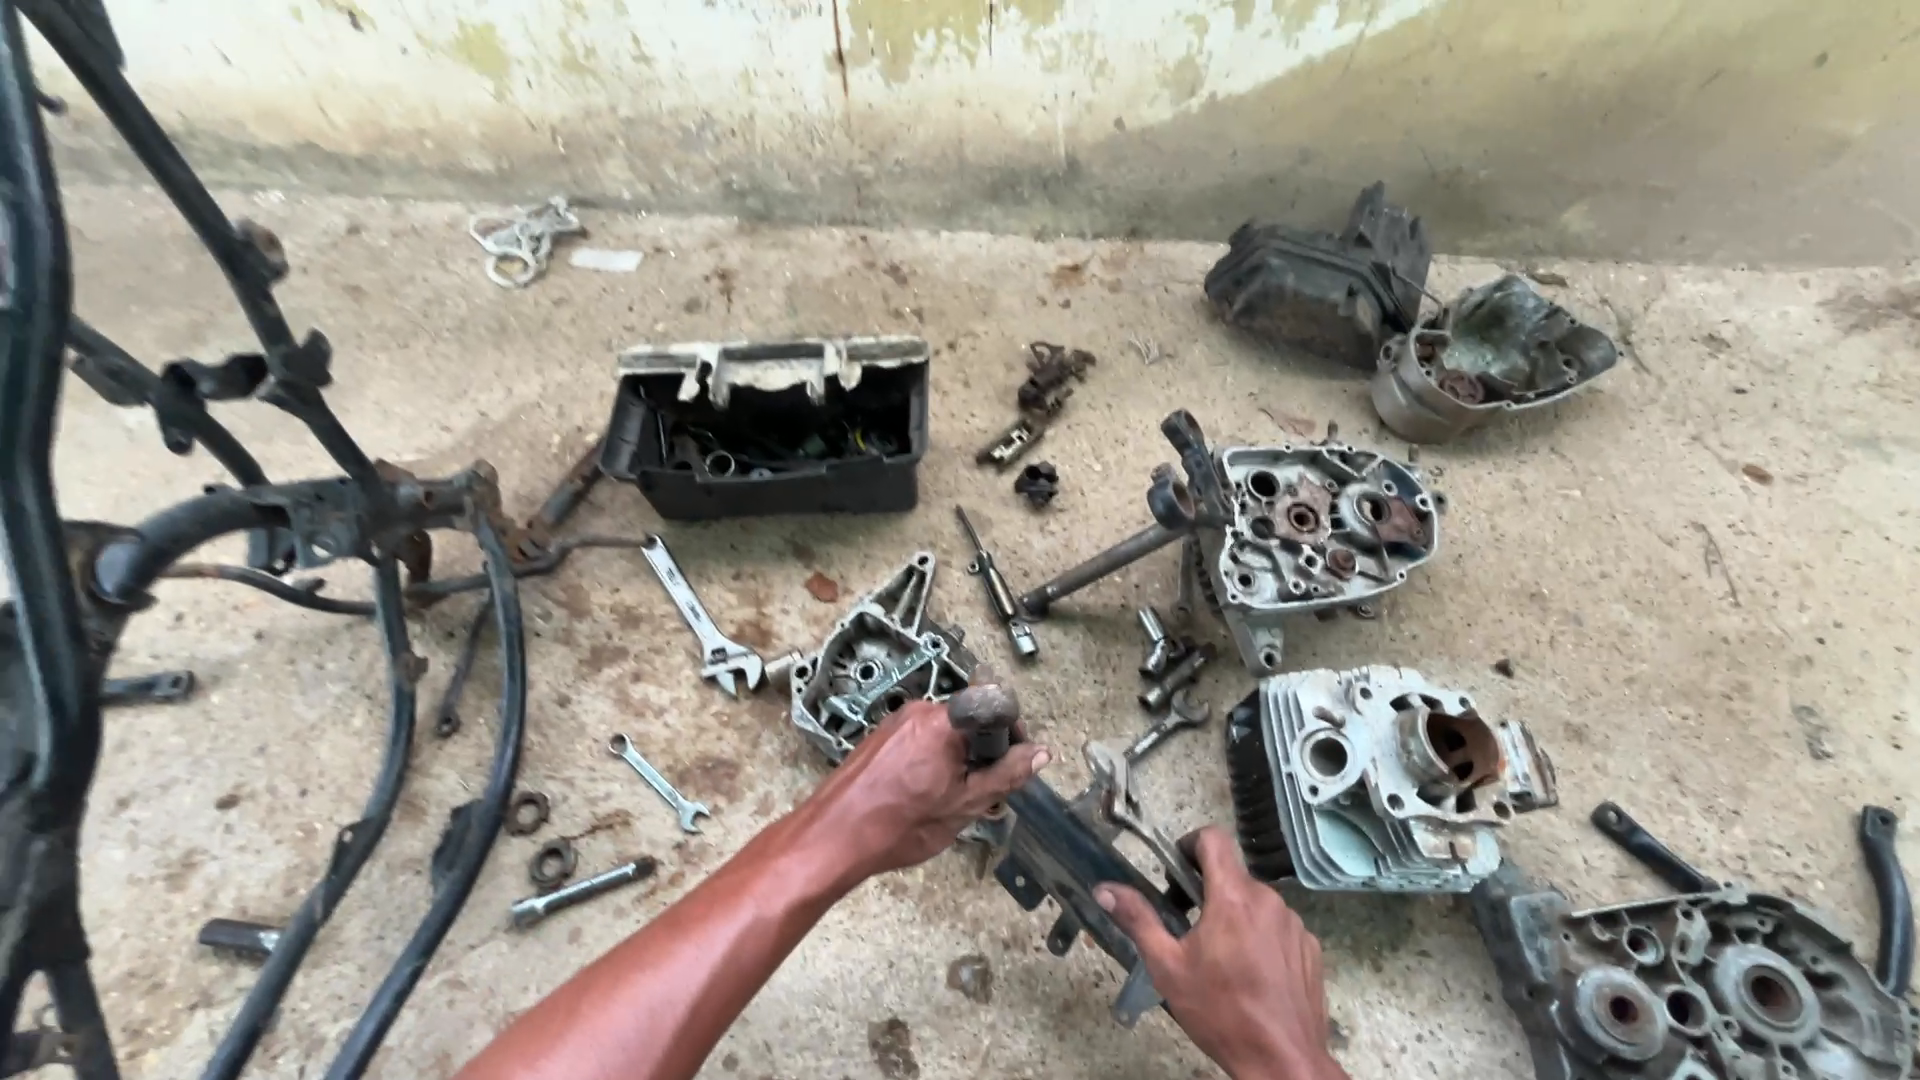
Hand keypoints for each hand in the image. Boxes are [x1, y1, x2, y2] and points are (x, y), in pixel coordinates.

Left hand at [807, 700, 1049, 878]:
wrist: (836, 836)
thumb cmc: (896, 823)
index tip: (1015, 763)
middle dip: (985, 753)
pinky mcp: (882, 737)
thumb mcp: (965, 803)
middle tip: (986, 792)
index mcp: (944, 721)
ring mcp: (897, 723)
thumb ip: (1007, 774)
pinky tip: (926, 796)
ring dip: (959, 760)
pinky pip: (921, 740)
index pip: (996, 706)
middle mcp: (920, 711)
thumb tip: (1039, 754)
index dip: (1013, 735)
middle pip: (971, 720)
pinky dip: (934, 761)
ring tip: (952, 801)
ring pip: (947, 733)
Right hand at [1096, 828, 1344, 1079]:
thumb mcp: (1167, 967)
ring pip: (1256, 902)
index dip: (1190, 844)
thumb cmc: (1221, 1013)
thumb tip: (1105, 890)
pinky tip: (1251, 972)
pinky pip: (1279, 926)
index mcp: (1233, 897)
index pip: (1213, 839)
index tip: (1177, 873)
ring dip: (1235, 915)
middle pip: (1232, 875)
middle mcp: (1268, 901)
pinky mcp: (1310, 949)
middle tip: (1189, 926)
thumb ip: (1137, 919)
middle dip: (1208, 891)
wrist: (1282, 1063)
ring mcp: (1294, 925)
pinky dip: (1262, 936)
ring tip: (1221, 956)